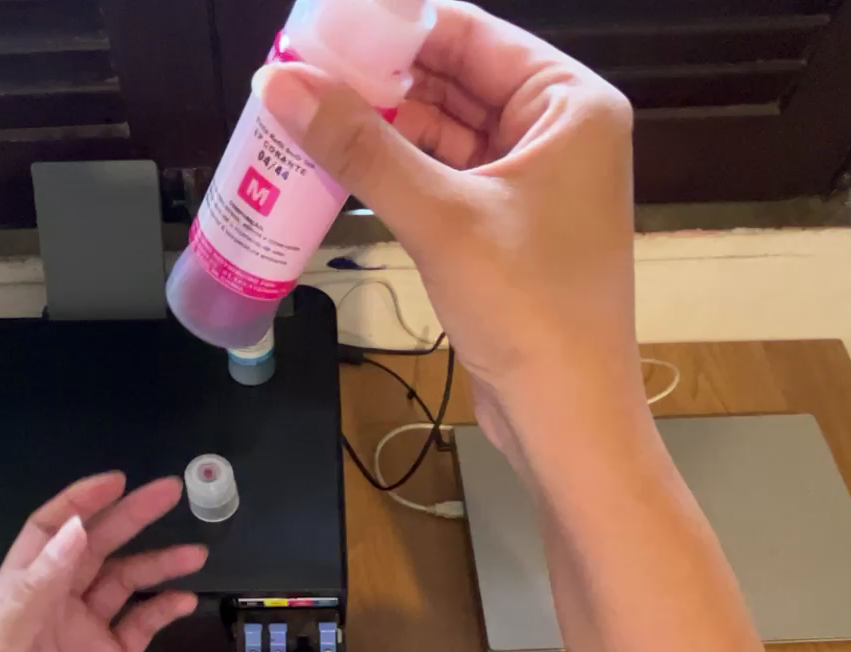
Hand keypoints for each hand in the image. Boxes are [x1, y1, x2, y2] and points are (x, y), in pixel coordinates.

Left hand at [0, 473, 205, 651]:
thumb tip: (74, 532)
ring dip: (156, 564)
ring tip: (195, 552)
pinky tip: (183, 599)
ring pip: (122, 586)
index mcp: (14, 601)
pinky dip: (161, 608)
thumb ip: (34, 593)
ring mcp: (80, 641)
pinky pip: (138, 626)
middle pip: (93, 551)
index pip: (48, 535)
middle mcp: (49, 613)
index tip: (117, 481)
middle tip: (170, 493)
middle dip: (130, 519)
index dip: (80, 504)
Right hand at [256, 1, 640, 457]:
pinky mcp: (505, 236)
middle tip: (305, 82)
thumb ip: (362, 148)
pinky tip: (350, 178)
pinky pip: (446, 188)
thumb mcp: (440, 218)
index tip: (322, 33)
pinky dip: (402, 183)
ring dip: (386, 138)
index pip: (470, 35)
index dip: (393, 28)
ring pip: (446, 141)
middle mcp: (557, 136)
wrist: (563, 413)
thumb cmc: (526, 307)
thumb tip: (282, 84)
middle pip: (456, 85)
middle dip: (382, 86)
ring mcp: (532, 189)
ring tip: (313, 126)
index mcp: (568, 105)